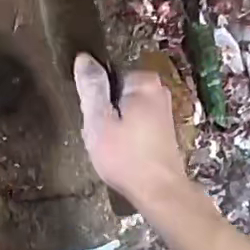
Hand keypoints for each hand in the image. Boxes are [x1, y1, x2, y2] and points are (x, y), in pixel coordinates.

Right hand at [75, 53, 189, 208]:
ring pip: (125, 112)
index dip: (96, 99)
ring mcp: (164, 111)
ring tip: (114, 148)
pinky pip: (136, 126)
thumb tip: (84, 58)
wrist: (159, 191)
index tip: (96, 120)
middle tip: (103, 136)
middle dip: (107, 114)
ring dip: (116, 128)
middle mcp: (159, 91)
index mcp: (145, 82)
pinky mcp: (164, 131)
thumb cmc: (126, 157)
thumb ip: (91, 87)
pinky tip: (125, 155)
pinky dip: (128, 138)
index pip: (108, 77)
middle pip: (117, 94)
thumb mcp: (99, 121)